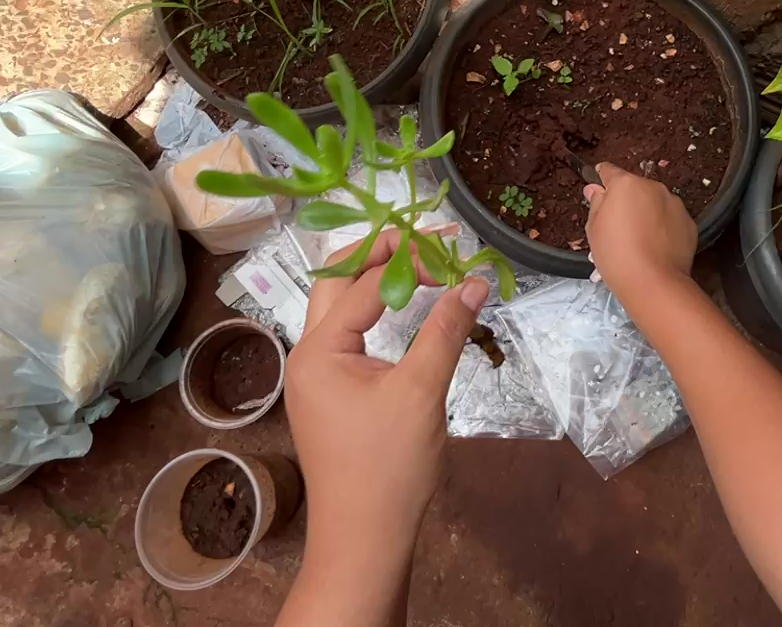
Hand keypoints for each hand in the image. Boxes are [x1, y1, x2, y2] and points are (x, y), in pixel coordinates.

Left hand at [289, 228, 486, 579]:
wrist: (365, 541)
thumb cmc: (389, 467)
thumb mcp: (422, 391)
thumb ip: (446, 330)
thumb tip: (475, 281)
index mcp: (318, 350)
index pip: (364, 283)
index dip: (409, 260)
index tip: (452, 252)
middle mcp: (307, 354)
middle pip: (335, 281)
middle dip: (378, 252)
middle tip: (423, 239)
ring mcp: (315, 374)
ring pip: (338, 305)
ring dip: (373, 277)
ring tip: (415, 259)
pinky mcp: (329, 391)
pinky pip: (347, 331)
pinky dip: (373, 307)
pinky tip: (400, 305)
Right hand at [584, 162, 696, 300]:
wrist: (654, 283)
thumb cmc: (616, 255)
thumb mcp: (594, 229)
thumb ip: (596, 203)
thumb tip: (596, 189)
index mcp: (625, 184)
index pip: (609, 171)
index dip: (602, 178)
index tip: (599, 186)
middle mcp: (652, 187)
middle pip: (634, 188)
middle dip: (627, 201)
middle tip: (619, 226)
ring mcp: (673, 203)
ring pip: (654, 202)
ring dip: (647, 212)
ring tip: (640, 239)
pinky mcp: (688, 221)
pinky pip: (670, 218)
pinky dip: (663, 226)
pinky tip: (656, 246)